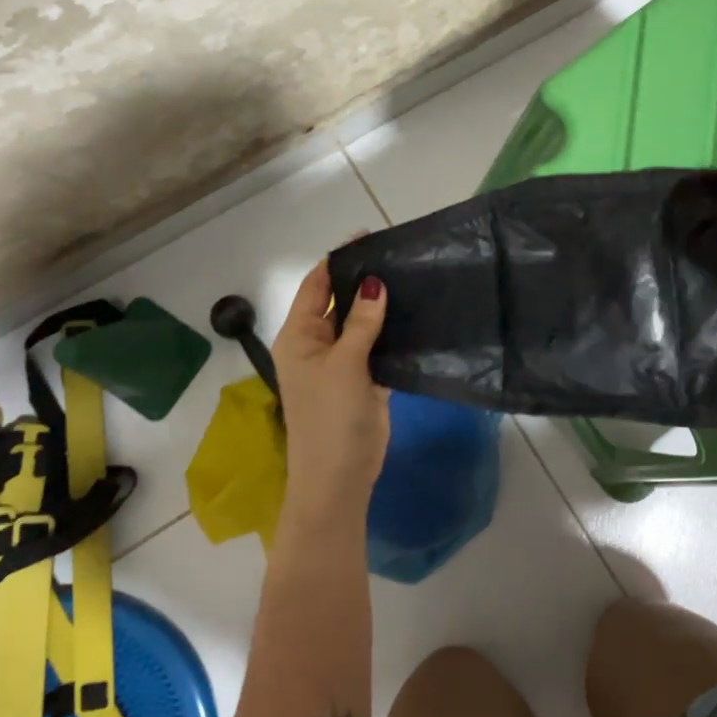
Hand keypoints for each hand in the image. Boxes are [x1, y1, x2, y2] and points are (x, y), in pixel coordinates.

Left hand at [270, 261, 390, 519]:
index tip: (370, 238)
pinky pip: (378, 348)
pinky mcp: (365, 381)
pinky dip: (392, 334)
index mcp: (298, 335)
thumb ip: (361, 322)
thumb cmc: (332, 417)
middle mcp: (317, 344)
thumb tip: (374, 282)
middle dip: (365, 281)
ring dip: (382, 307)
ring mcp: (342, 364)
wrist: (340, 477)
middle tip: (401, 256)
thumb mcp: (344, 364)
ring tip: (414, 279)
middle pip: (340, 302)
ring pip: (362, 325)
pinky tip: (417, 316)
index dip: (340, 261)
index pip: (317, 286)